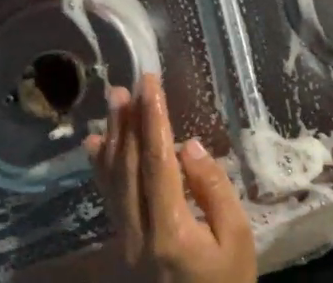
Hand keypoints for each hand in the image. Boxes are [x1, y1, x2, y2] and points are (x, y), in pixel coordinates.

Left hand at [85, 74, 255, 282]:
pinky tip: (96, 148)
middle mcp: (137, 236)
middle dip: (128, 124)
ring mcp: (125, 245)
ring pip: (113, 183)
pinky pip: (109, 201)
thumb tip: (189, 146)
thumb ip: (213, 190)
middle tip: (125, 86)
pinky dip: (102, 169)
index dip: (153, 120)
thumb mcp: (236, 237)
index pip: (158, 163)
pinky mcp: (123, 249)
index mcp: (170, 230)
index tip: (150, 84)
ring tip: (111, 105)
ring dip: (113, 140)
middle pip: (128, 170)